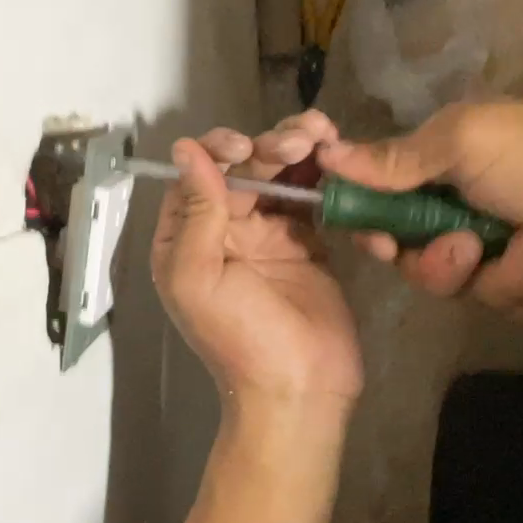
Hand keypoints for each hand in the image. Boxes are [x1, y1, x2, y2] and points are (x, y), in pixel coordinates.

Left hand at [150, 112, 361, 407]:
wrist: (299, 390)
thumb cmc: (239, 337)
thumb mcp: (199, 275)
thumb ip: (196, 211)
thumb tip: (184, 147)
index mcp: (186, 236)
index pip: (196, 173)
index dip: (219, 148)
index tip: (247, 146)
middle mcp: (223, 228)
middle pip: (243, 167)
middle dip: (269, 144)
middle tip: (303, 139)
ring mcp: (267, 234)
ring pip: (279, 175)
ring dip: (298, 148)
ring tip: (323, 132)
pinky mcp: (307, 243)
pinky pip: (311, 199)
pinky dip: (323, 176)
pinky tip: (338, 157)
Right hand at [319, 101, 522, 320]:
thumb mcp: (467, 145)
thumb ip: (397, 159)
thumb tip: (324, 153)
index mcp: (446, 168)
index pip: (387, 207)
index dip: (380, 231)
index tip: (385, 242)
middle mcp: (471, 209)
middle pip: (424, 262)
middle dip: (448, 263)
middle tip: (472, 245)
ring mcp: (512, 249)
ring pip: (475, 292)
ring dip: (515, 272)